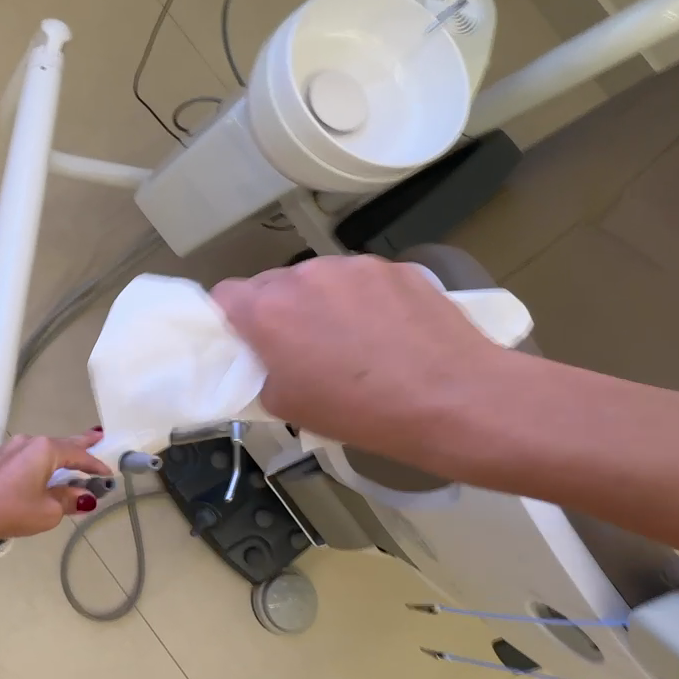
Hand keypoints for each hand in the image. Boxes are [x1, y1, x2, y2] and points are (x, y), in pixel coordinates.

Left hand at [0, 432, 110, 544]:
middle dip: (78, 445)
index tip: (107, 472)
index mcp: (43, 450)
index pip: (77, 455)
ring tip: (67, 459)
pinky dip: (33, 463)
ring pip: (36, 450)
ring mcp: (4, 450)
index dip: (94, 464)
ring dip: (53, 456)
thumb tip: (83, 496)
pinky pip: (20, 459)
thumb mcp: (48, 511)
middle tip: (96, 438)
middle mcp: (24, 443)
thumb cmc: (13, 511)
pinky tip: (34, 473)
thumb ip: (68, 500)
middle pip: (58, 444)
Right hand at [211, 255, 518, 456]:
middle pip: (271, 284)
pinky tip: (386, 332)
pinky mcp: (397, 267)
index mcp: (266, 310)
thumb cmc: (357, 411)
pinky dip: (362, 300)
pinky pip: (361, 280)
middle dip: (277, 309)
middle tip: (299, 347)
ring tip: (349, 338)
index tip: (246, 343)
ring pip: (317, 279)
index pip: (223, 295)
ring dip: (320, 301)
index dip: (229, 318)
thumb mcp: (283, 405)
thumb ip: (259, 369)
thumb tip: (265, 356)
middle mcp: (303, 277)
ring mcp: (354, 267)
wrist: (454, 400)